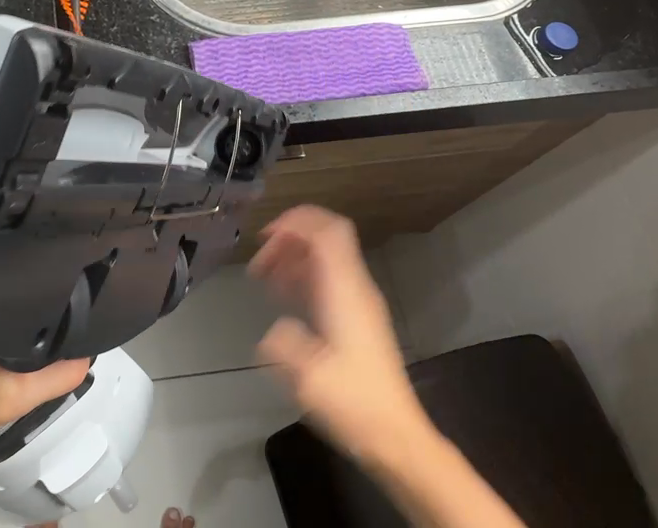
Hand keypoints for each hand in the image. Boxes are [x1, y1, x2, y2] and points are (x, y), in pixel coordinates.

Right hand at [248, 206, 432, 465]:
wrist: (396, 437)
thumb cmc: (354, 404)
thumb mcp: (309, 377)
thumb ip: (284, 344)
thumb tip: (275, 330)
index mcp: (346, 292)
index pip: (326, 231)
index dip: (295, 221)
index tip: (265, 236)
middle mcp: (355, 288)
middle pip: (325, 238)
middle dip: (289, 239)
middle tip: (260, 262)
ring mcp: (359, 302)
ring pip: (326, 258)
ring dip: (294, 258)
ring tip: (265, 276)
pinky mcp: (358, 319)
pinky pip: (329, 280)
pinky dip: (304, 277)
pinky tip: (284, 296)